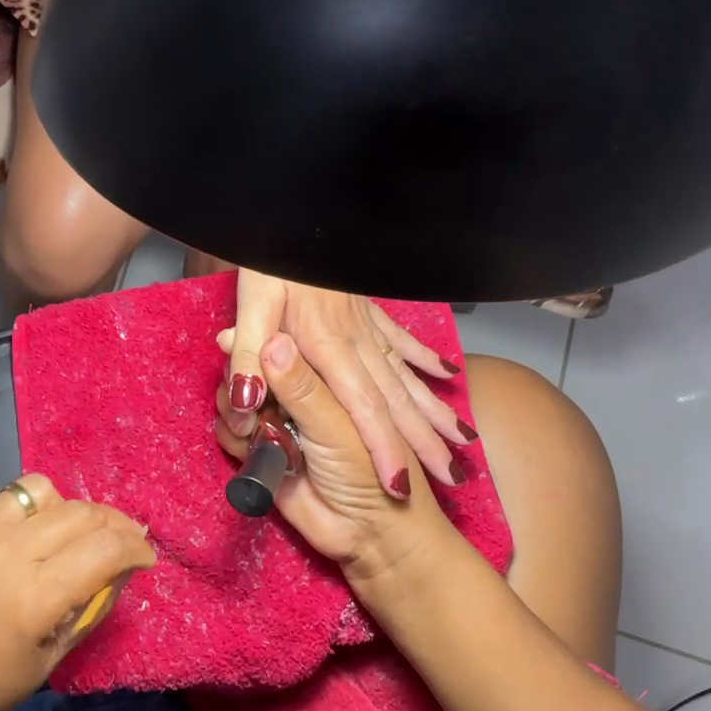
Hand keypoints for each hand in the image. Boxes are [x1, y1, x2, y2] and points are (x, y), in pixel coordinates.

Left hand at [0, 474, 155, 710]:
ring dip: (66, 509)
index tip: (144, 558)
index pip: (105, 548)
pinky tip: (22, 539)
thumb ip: (90, 605)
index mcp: (32, 596)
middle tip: (119, 542)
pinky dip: (25, 512)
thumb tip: (122, 566)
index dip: (136, 548)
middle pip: (79, 512)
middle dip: (112, 524)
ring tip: (66, 535)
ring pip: (40, 489)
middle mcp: (3, 551)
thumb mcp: (50, 658)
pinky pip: (2, 498)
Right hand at [216, 333, 452, 583]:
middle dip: (239, 381)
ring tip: (249, 429)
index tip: (232, 343)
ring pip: (237, 401)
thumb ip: (301, 388)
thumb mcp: (335, 426)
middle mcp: (299, 394)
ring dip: (234, 412)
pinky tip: (247, 449)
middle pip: (251, 371)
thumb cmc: (367, 474)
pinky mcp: (261, 450)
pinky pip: (232, 432)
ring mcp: (278, 421)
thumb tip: (271, 340)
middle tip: (242, 399)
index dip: (253, 344)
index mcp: (326, 376)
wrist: (367, 537)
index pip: (281, 347)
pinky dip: (232, 436)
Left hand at [220, 269, 473, 497]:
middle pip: (396, 399)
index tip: (401, 486)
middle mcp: (356, 342)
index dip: (382, 447)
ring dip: (434, 409)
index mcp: (327, 348)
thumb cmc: (267, 265)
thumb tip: (248, 404)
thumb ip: (247, 359)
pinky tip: (449, 374)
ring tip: (463, 441)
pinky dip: (425, 358)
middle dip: (423, 441)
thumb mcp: (248, 309)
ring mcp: (366, 325)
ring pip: (407, 375)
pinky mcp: (367, 310)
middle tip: (453, 477)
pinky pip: (401, 339)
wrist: (295, 224)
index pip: (362, 408)